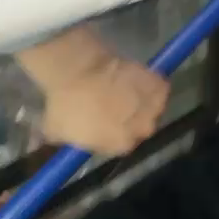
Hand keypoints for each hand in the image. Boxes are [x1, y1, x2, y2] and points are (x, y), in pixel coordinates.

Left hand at [16, 26, 169, 156]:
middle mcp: (144, 130)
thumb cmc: (66, 104)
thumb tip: (77, 140)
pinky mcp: (162, 87)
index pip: (119, 146)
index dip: (109, 136)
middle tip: (110, 108)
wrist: (81, 72)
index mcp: (120, 145)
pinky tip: (130, 80)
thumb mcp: (57, 130)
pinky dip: (146, 86)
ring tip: (119, 92)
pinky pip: (155, 89)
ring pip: (149, 108)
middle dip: (128, 121)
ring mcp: (156, 108)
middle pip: (139, 129)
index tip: (99, 127)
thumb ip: (74, 139)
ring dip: (138, 104)